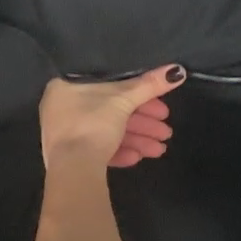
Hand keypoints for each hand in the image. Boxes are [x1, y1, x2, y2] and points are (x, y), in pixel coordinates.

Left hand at [37, 66, 185, 174]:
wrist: (72, 171)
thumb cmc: (93, 124)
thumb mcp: (124, 100)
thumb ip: (150, 85)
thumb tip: (178, 70)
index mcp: (66, 86)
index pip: (110, 86)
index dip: (140, 94)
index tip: (161, 108)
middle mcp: (62, 108)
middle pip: (112, 111)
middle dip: (143, 123)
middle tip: (166, 132)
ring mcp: (64, 134)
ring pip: (108, 132)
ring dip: (137, 139)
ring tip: (159, 150)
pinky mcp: (68, 157)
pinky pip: (98, 149)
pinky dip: (119, 150)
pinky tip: (138, 157)